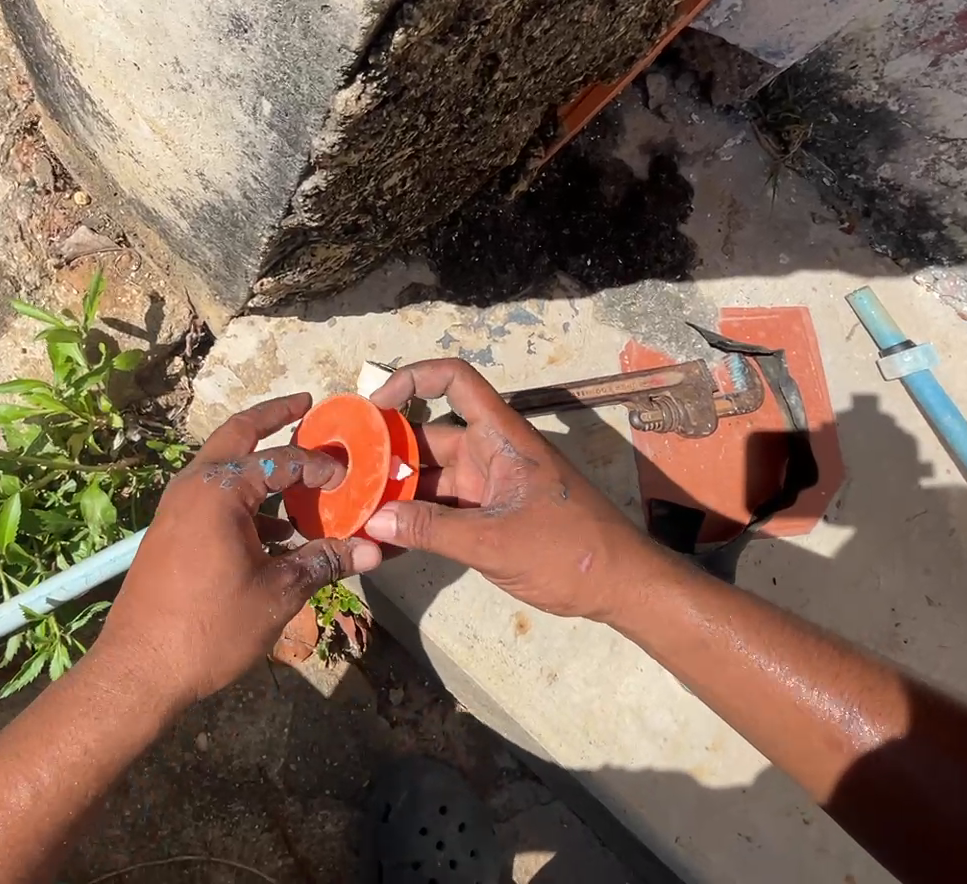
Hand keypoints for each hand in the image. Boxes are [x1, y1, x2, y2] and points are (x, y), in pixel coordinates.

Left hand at [90, 393, 382, 705]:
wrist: (137, 670)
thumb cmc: (209, 627)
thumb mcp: (277, 593)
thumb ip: (323, 561)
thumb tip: (371, 550)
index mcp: (220, 489)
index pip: (282, 459)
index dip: (320, 464)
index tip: (350, 476)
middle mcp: (194, 485)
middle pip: (238, 434)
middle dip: (273, 416)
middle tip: (305, 404)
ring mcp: (177, 507)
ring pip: (224, 464)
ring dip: (259, 460)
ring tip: (298, 467)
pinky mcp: (172, 530)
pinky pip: (215, 496)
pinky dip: (246, 497)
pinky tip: (277, 530)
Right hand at [364, 359, 654, 620]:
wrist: (622, 588)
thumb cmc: (569, 550)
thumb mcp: (495, 541)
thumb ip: (432, 530)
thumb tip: (373, 521)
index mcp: (500, 436)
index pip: (456, 379)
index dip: (414, 379)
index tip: (377, 404)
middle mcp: (488, 452)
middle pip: (428, 435)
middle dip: (388, 450)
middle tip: (344, 472)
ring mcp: (486, 485)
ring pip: (430, 476)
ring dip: (396, 490)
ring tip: (353, 508)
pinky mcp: (486, 515)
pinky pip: (440, 508)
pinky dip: (414, 519)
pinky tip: (382, 538)